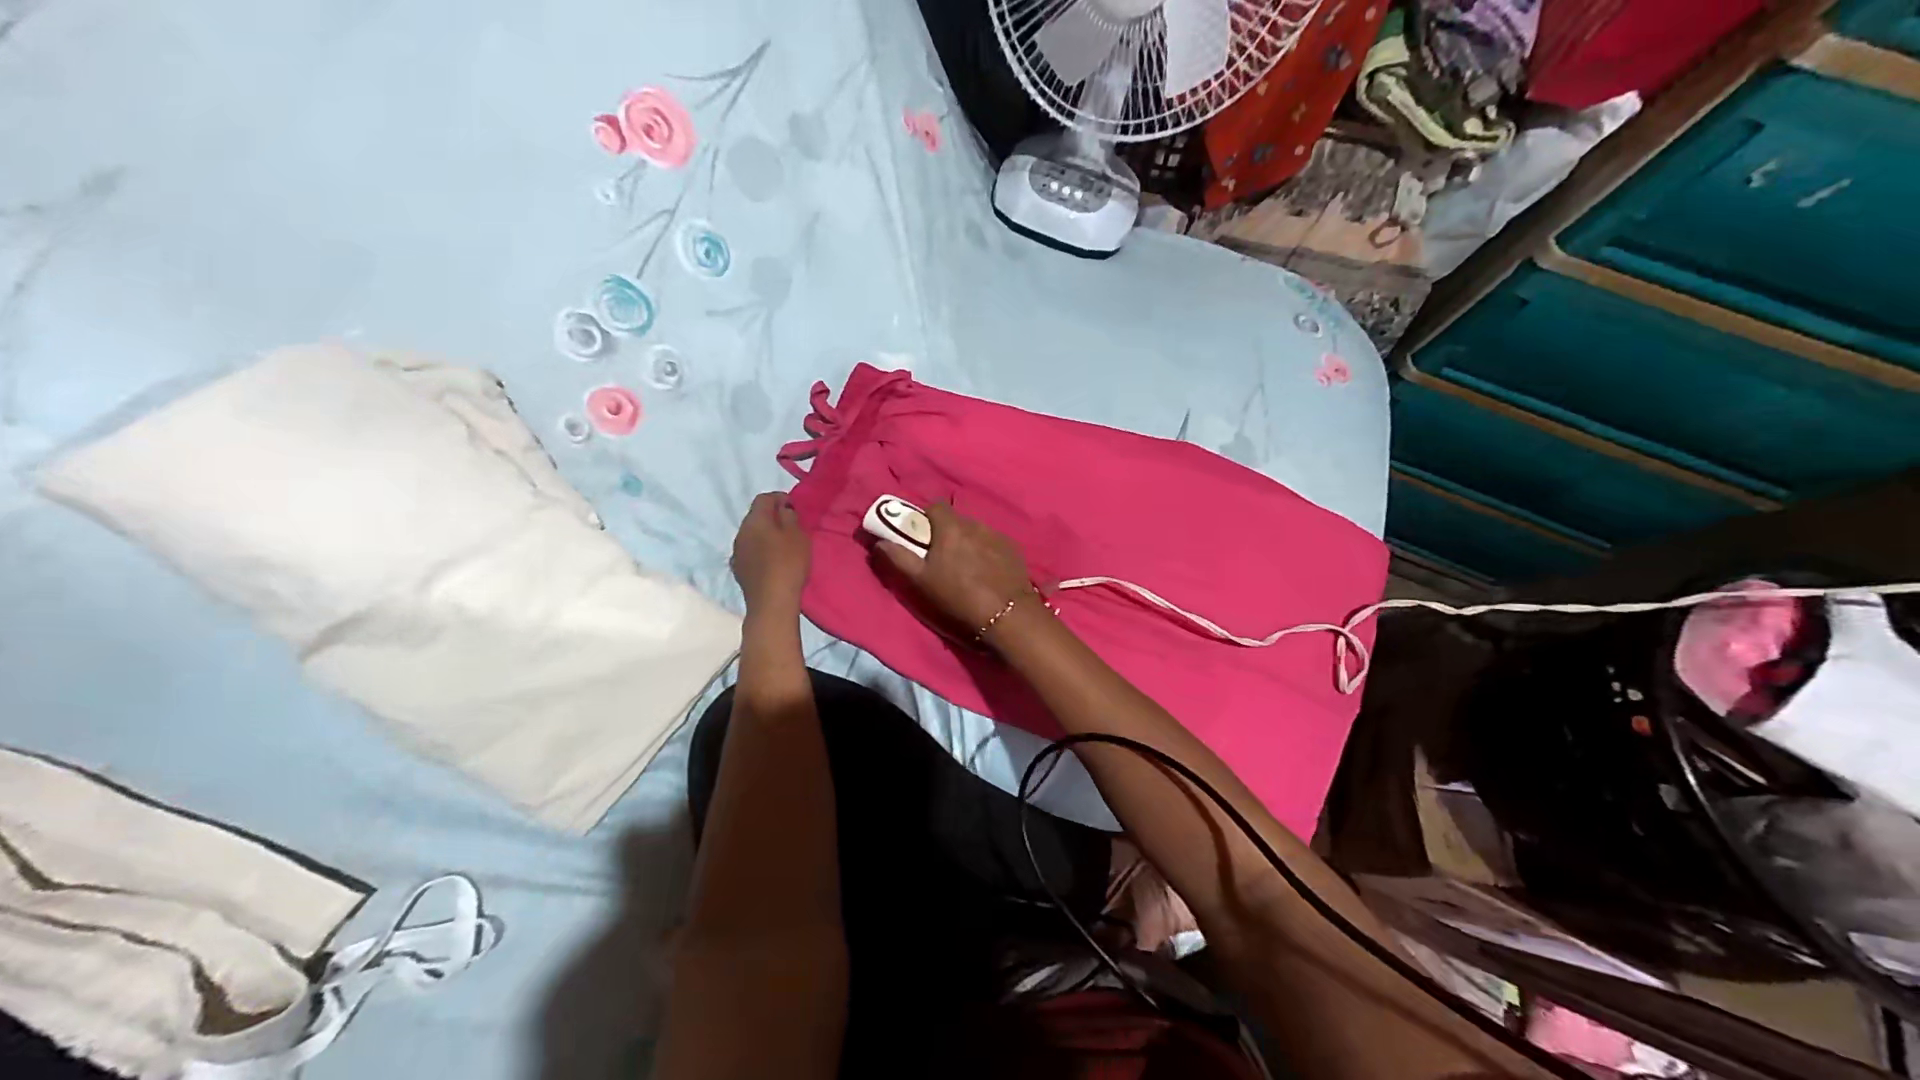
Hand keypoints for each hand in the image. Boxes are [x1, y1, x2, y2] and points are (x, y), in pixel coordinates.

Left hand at [732, 492, 811, 613]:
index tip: (793, 507)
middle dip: (771, 517)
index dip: (779, 498)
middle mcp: (741, 532)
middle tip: (790, 525)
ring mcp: (737, 552)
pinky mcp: (738, 569)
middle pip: (755, 516)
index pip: (763, 498)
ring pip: (751, 534)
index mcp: (754, 520)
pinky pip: (750, 551)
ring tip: (782, 544)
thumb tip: (782, 508)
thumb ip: (789, 516)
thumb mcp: (798, 535)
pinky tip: (771, 560)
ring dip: (765, 534)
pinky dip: (760, 550)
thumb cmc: (788, 564)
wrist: (771, 602)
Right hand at [875, 503, 1033, 639]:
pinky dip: (986, 552)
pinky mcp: (1013, 549)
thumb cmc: (958, 596)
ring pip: (976, 531)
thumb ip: (898, 558)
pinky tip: (986, 573)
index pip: (935, 506)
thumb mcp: (920, 581)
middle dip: (947, 533)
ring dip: (967, 542)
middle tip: (941, 557)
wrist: (1006, 615)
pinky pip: (993, 543)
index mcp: (951, 527)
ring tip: (966, 567)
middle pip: (956, 520)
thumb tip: (879, 542)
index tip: (921, 537)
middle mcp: (975, 524)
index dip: (925, 518)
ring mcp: (998, 535)